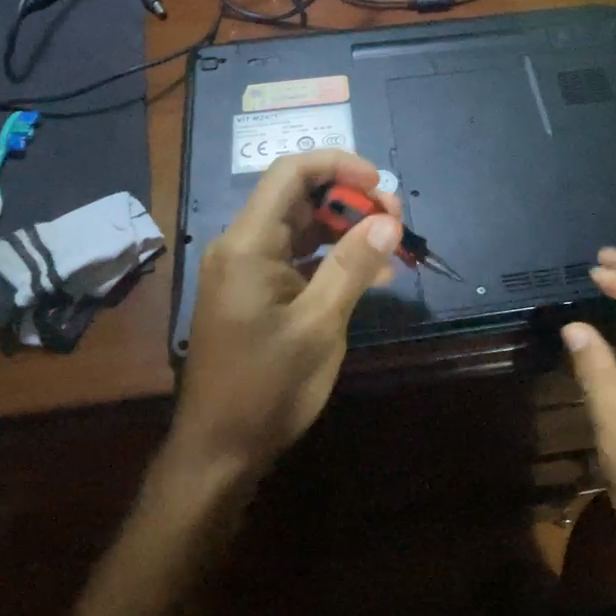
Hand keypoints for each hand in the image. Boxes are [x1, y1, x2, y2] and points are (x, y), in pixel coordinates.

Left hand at [172, 151, 402, 478]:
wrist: (220, 450)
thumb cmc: (266, 387)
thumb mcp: (319, 325)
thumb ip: (353, 266)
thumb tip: (388, 219)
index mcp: (248, 244)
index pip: (290, 174)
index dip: (338, 165)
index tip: (380, 184)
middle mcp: (242, 247)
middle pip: (299, 197)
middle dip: (350, 199)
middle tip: (396, 221)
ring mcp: (248, 271)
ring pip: (302, 228)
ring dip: (346, 229)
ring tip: (392, 246)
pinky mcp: (257, 294)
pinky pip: (299, 259)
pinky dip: (333, 260)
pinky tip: (373, 276)